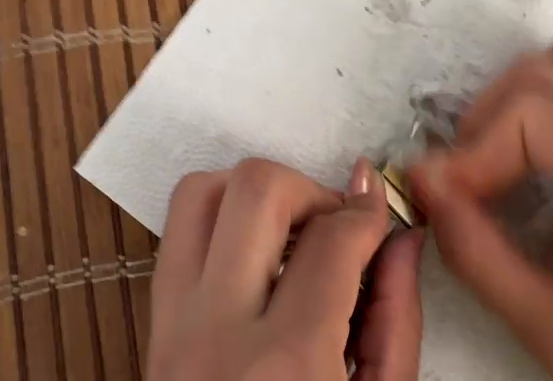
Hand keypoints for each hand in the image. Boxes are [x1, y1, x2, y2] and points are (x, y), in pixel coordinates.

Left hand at [148, 157, 424, 380]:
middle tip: (335, 228)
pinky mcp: (152, 326)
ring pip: (201, 192)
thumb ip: (396, 318)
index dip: (369, 212)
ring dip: (253, 192)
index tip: (380, 211)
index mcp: (287, 366)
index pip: (333, 239)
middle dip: (309, 189)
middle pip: (256, 189)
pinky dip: (218, 217)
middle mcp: (219, 333)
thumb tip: (400, 234)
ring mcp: (173, 326)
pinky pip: (176, 233)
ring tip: (290, 231)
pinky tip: (255, 253)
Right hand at [411, 36, 552, 380]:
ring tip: (507, 150)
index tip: (441, 194)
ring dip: (529, 91)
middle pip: (550, 72)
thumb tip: (420, 180)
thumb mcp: (548, 328)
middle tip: (466, 178)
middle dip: (490, 115)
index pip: (532, 113)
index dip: (473, 149)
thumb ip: (474, 251)